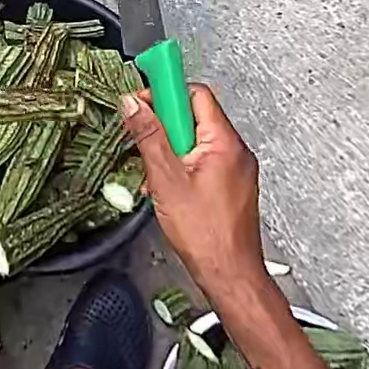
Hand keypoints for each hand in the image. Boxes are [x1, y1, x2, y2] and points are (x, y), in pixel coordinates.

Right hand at [120, 83, 269, 304]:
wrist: (230, 276)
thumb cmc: (206, 234)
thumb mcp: (165, 178)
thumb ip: (148, 135)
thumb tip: (132, 103)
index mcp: (224, 142)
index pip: (196, 93)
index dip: (167, 92)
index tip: (144, 96)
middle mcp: (235, 150)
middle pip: (194, 115)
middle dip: (164, 124)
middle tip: (145, 139)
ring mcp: (235, 168)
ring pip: (195, 138)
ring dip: (170, 147)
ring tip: (155, 169)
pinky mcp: (231, 184)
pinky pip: (203, 158)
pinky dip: (181, 163)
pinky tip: (167, 184)